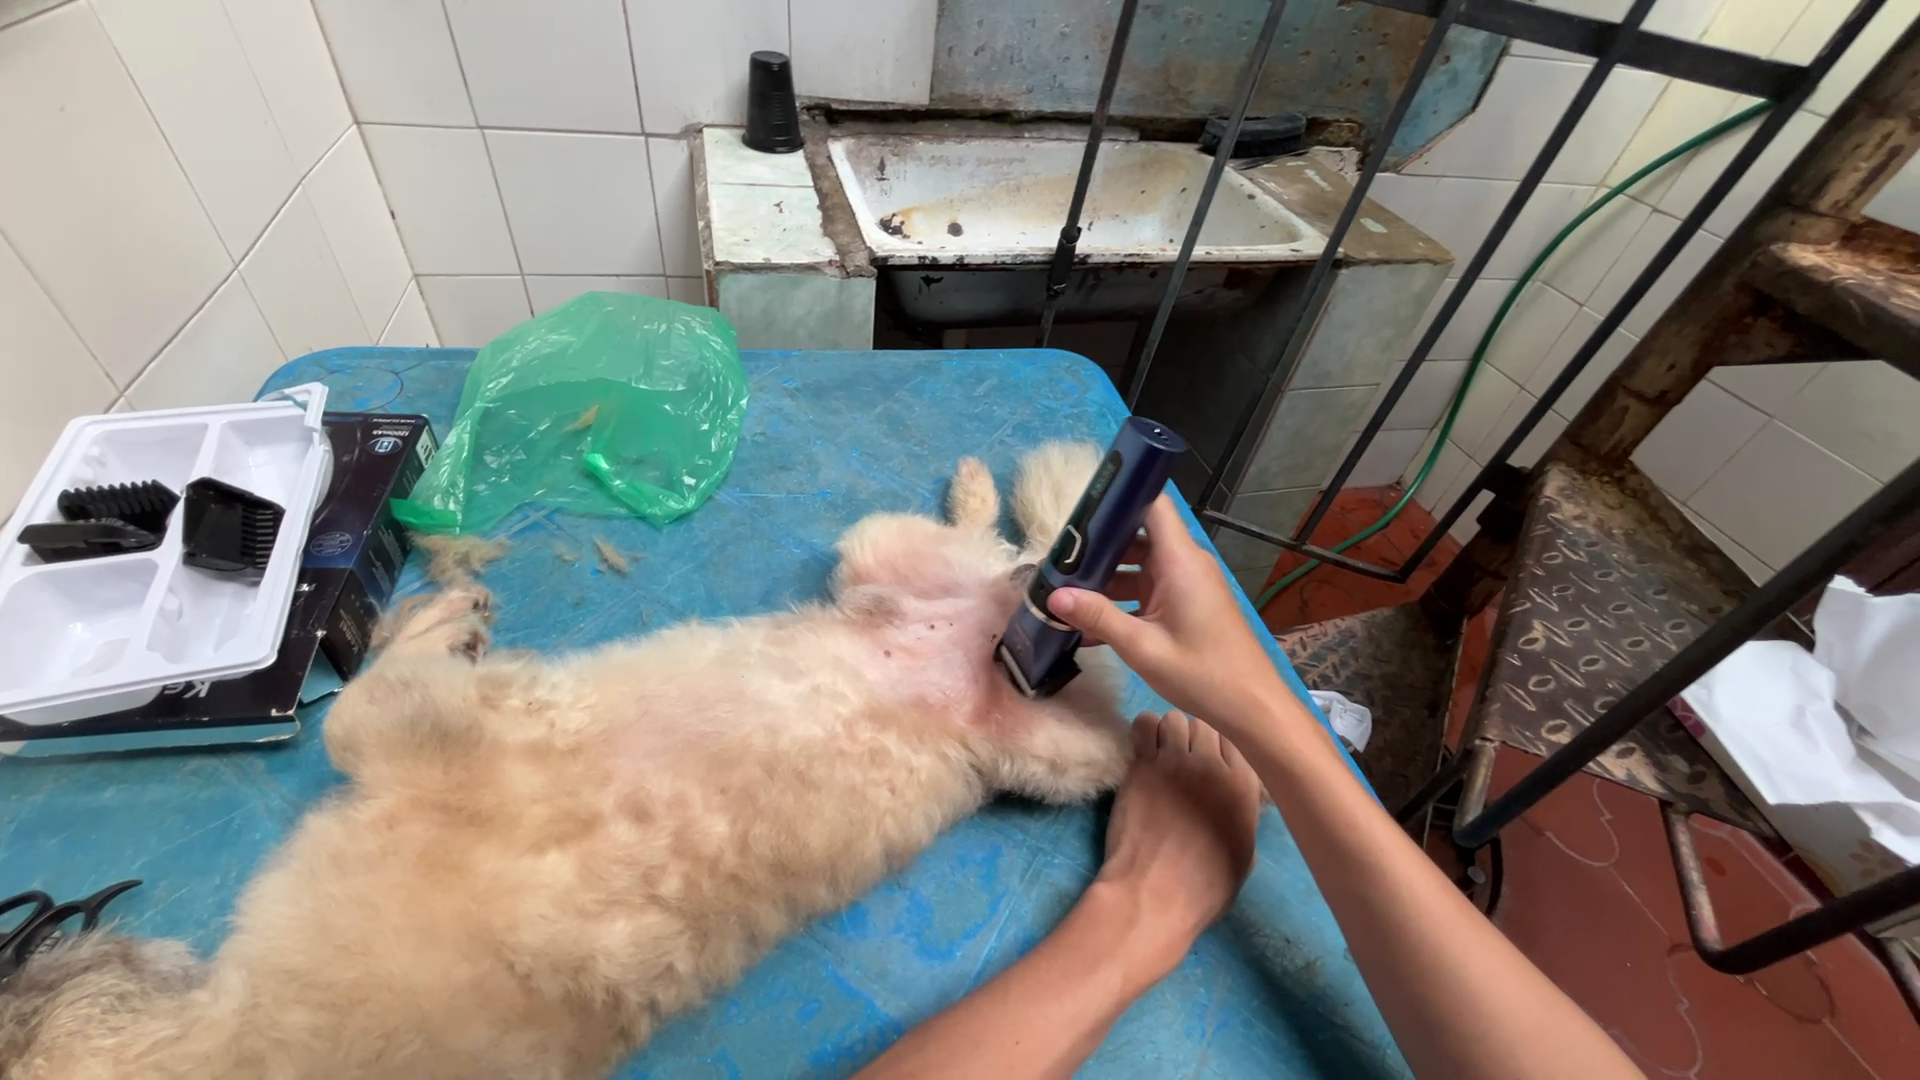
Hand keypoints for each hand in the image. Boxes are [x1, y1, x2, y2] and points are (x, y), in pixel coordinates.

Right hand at [1047, 496, 1295, 740]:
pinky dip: (1122, 601)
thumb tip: (1052, 597)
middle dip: (1097, 548)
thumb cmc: (1202, 673)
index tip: (1079, 511)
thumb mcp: (1142, 647)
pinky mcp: (1185, 605)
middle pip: (1137, 536)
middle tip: (1056, 561)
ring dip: (1105, 580)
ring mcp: (1186, 585)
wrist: (1252, 708)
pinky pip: (1147, 591)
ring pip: (1138, 567)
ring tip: (1063, 593)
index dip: (1118, 498)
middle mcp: (1184, 564)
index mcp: (1179, 561)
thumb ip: (1097, 617)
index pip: (1151, 504)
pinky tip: (1088, 625)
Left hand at [1096, 711, 1261, 970]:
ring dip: (1169, 731)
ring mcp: (1175, 762)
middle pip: (1207, 723)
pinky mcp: (1142, 764)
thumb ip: (1242, 812)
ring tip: (1161, 752)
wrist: (1153, 895)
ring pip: (1175, 718)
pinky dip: (1143, 730)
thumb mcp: (1243, 852)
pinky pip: (1144, 724)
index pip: (1238, 739)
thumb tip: (1236, 794)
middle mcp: (1213, 767)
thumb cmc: (1203, 888)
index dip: (1223, 746)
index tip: (1212, 760)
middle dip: (1195, 736)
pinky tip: (1142, 748)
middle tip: (1183, 757)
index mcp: (1245, 789)